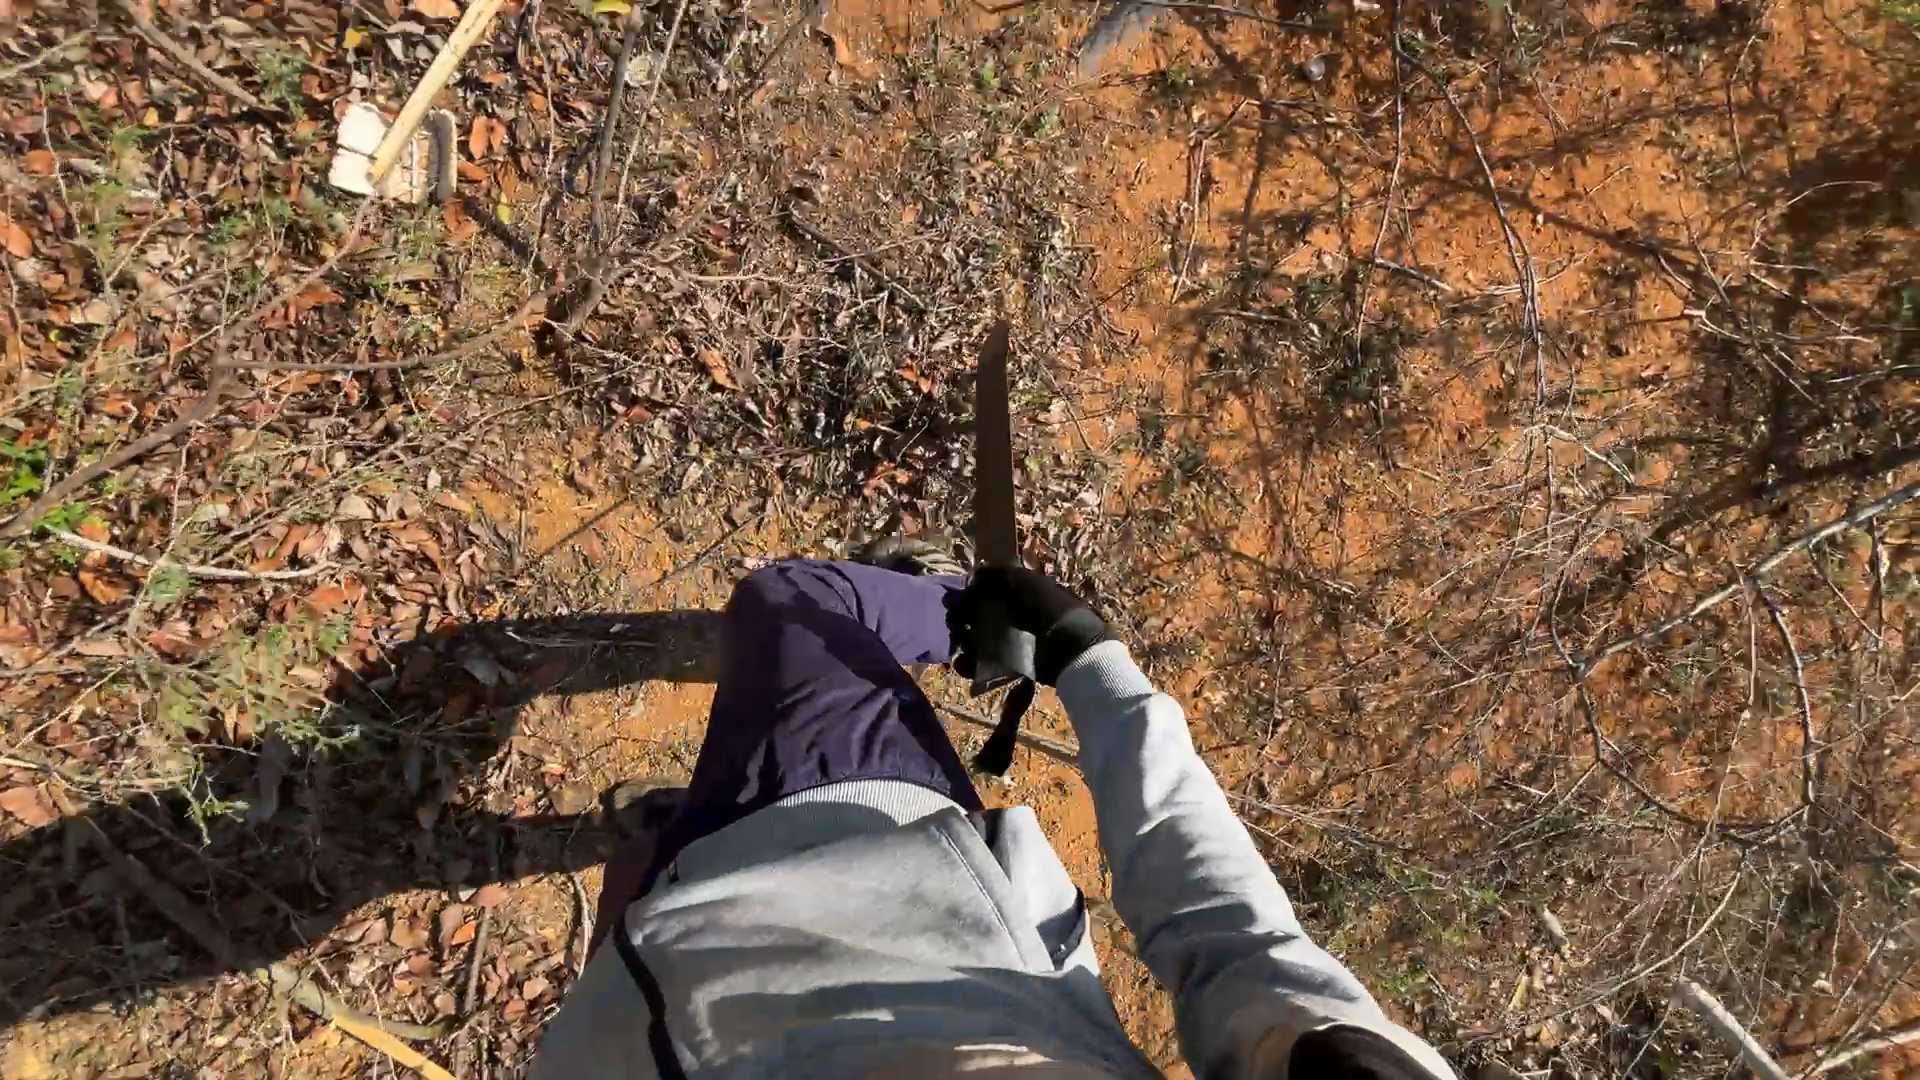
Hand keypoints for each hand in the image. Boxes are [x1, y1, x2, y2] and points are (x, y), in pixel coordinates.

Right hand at [946, 566, 1111, 685]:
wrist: (1072, 648)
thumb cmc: (1049, 609)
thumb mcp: (1025, 583)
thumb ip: (999, 575)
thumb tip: (976, 575)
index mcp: (1021, 594)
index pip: (988, 592)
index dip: (970, 596)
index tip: (955, 601)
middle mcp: (1016, 616)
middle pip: (980, 617)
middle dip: (963, 620)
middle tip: (953, 625)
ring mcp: (1014, 642)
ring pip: (979, 641)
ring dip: (965, 643)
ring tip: (959, 647)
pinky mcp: (1013, 665)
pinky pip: (987, 665)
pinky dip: (972, 665)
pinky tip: (963, 665)